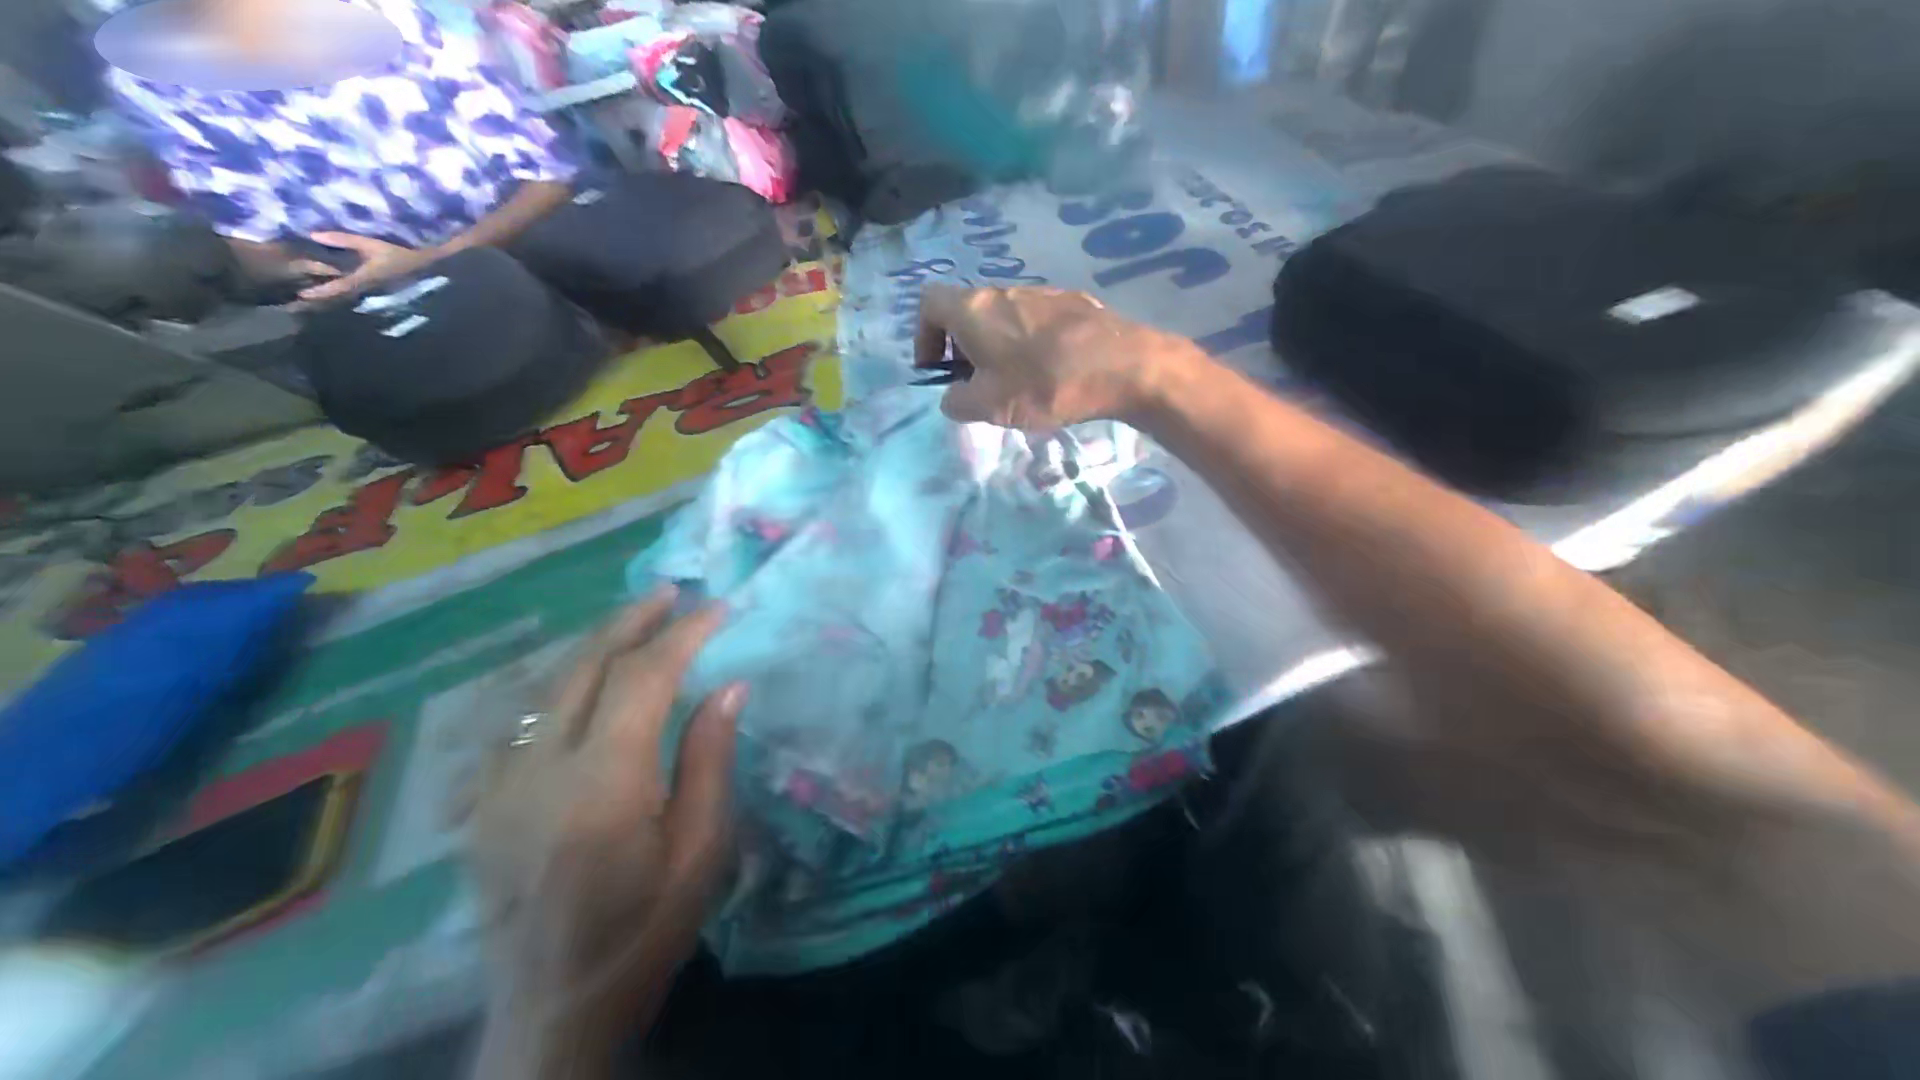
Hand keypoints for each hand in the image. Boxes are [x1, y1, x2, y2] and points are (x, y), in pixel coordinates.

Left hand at [294, 231, 439, 305]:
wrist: (432, 268)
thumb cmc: (403, 254)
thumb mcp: (373, 244)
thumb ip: (345, 240)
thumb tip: (313, 235)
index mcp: (366, 279)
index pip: (338, 287)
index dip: (320, 291)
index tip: (302, 294)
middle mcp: (370, 289)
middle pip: (342, 297)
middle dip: (323, 299)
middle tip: (301, 300)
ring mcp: (377, 292)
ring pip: (350, 298)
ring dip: (333, 298)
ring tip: (315, 297)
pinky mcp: (382, 291)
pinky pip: (359, 294)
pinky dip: (345, 294)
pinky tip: (338, 292)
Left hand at [467, 590, 742, 1040]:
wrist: (552, 1009)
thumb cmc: (645, 930)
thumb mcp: (701, 853)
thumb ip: (710, 761)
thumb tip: (729, 686)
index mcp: (605, 782)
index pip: (645, 677)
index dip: (683, 633)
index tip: (718, 608)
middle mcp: (542, 768)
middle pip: (586, 665)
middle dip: (632, 620)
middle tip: (672, 592)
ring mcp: (501, 785)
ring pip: (546, 686)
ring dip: (595, 645)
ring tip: (634, 621)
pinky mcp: (483, 805)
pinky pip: (519, 721)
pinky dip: (558, 686)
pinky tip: (580, 682)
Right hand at [915, 284, 1203, 431]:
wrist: (1123, 366)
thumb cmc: (1043, 384)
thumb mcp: (987, 406)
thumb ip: (956, 401)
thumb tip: (953, 396)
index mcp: (974, 309)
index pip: (928, 303)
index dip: (923, 336)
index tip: (937, 369)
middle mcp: (1004, 291)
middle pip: (967, 310)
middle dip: (962, 347)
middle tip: (976, 383)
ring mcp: (1041, 293)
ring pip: (1003, 317)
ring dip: (997, 346)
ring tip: (1016, 383)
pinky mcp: (1073, 303)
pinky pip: (1035, 321)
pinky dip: (1028, 344)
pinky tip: (1050, 372)